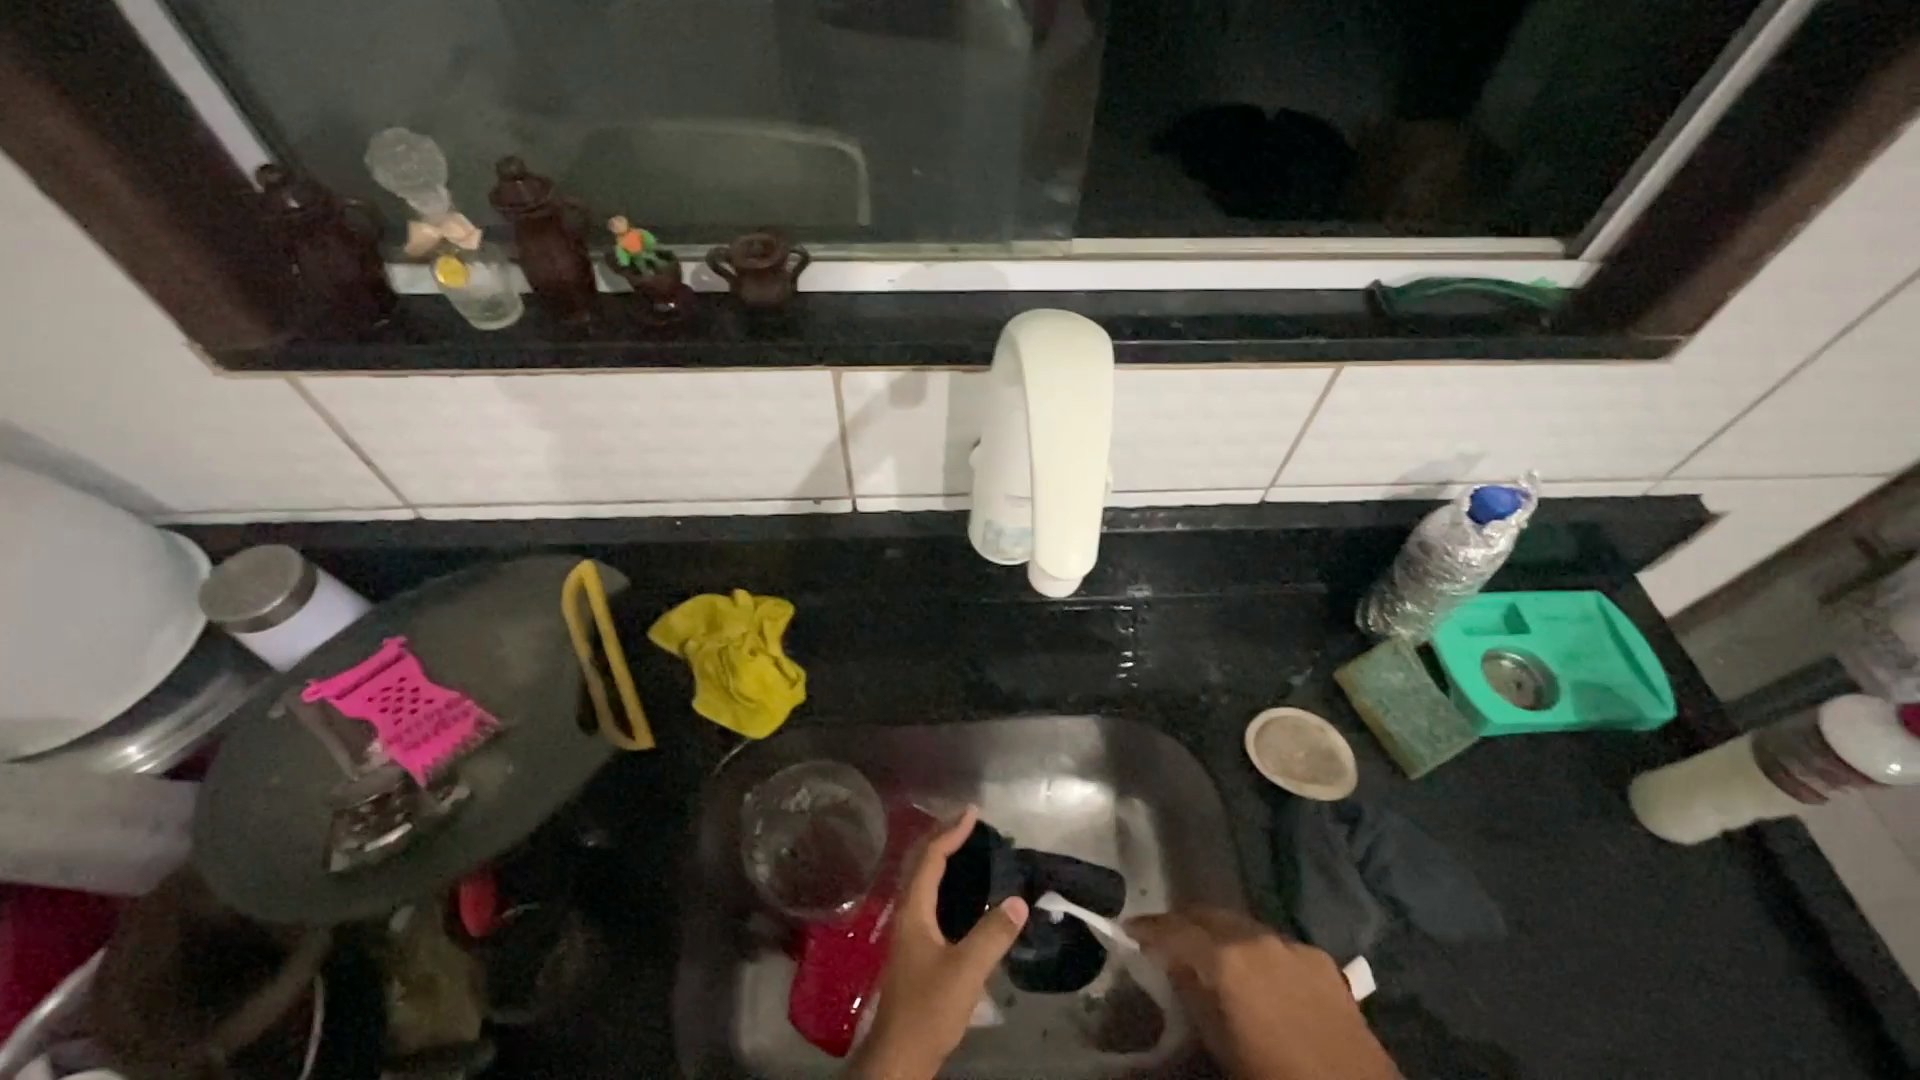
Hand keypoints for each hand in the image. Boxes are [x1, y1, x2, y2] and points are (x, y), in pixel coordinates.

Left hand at [849, 807, 1028, 1079]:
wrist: (900, 1054)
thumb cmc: (929, 1008)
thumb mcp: (966, 971)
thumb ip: (992, 935)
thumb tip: (1017, 902)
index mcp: (913, 911)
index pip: (930, 859)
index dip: (951, 833)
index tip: (973, 813)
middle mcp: (906, 914)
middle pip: (920, 864)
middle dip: (942, 837)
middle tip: (968, 822)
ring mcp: (907, 933)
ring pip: (921, 882)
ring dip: (941, 859)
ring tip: (966, 847)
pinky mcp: (914, 949)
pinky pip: (927, 899)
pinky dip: (943, 883)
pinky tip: (960, 895)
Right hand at [1128, 908, 1396, 1079]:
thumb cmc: (1273, 1076)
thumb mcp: (1219, 1046)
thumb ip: (1192, 998)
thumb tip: (1173, 970)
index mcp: (1227, 958)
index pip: (1174, 929)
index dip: (1148, 928)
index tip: (1129, 930)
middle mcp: (1258, 939)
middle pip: (1208, 915)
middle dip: (1182, 923)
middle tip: (1162, 941)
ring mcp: (1294, 946)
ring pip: (1242, 926)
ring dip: (1218, 934)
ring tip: (1205, 957)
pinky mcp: (1322, 961)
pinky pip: (1274, 944)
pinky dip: (1253, 949)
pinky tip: (1254, 976)